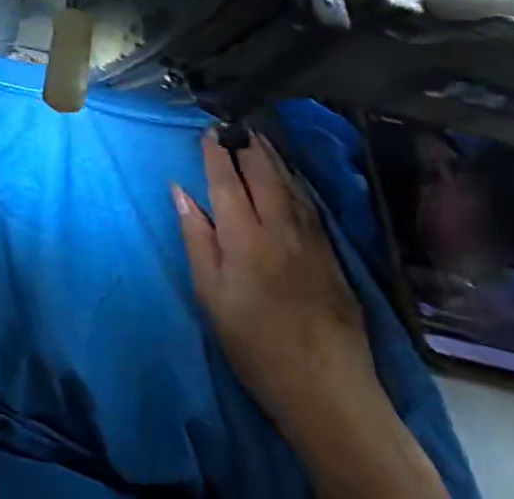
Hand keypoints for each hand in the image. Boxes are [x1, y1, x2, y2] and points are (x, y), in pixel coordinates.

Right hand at [173, 128, 379, 438]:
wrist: (325, 389)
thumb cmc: (251, 341)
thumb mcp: (208, 291)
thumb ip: (196, 237)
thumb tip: (181, 192)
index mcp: (244, 238)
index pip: (227, 182)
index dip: (217, 153)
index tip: (207, 130)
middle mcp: (281, 231)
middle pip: (265, 177)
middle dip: (249, 147)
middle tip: (236, 124)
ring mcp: (312, 244)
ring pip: (292, 189)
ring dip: (275, 160)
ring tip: (262, 139)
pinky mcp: (333, 259)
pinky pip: (310, 208)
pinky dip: (296, 185)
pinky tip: (291, 180)